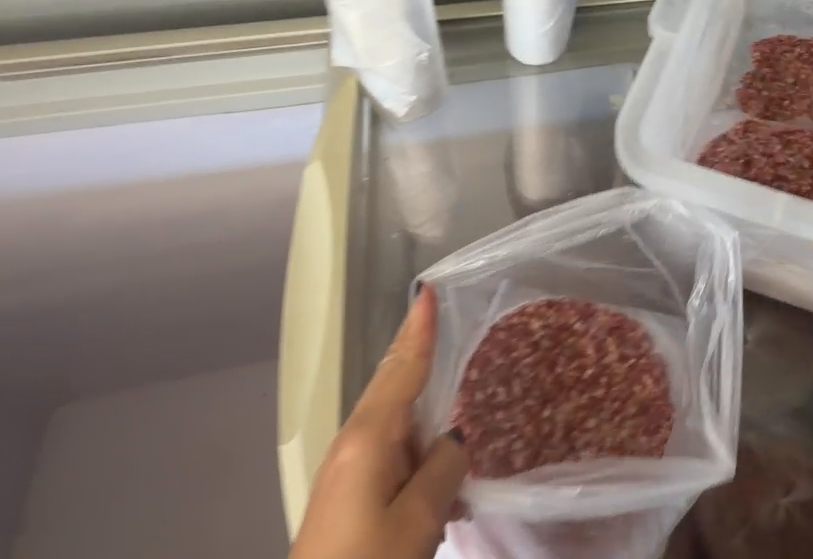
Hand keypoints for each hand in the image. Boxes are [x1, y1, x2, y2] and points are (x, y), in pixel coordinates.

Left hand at [290, 290, 468, 558]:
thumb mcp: (418, 521)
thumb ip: (444, 470)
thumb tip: (455, 439)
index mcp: (369, 438)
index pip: (402, 369)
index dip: (418, 330)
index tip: (427, 291)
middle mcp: (355, 445)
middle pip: (393, 386)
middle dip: (416, 354)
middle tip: (441, 320)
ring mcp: (349, 472)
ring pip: (398, 426)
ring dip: (428, 418)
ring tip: (464, 410)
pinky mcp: (350, 499)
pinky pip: (394, 458)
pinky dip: (422, 456)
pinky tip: (448, 484)